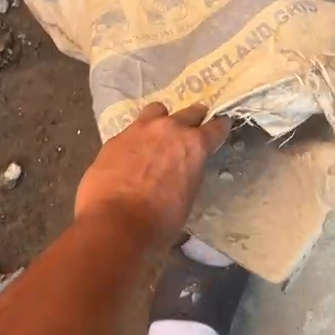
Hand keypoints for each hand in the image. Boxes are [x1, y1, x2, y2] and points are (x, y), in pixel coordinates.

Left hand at [74, 102, 229, 250]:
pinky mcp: (115, 138)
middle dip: (194, 119)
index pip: (216, 127)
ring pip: (157, 111)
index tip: (221, 127)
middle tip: (192, 128)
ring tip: (157, 135)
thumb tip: (184, 171)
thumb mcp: (186, 199)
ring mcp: (140, 130)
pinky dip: (136, 139)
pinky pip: (132, 130)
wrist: (112, 223)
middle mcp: (169, 129)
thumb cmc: (158, 221)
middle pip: (189, 112)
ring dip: (162, 120)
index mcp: (194, 145)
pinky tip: (131, 155)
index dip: (220, 128)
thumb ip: (189, 174)